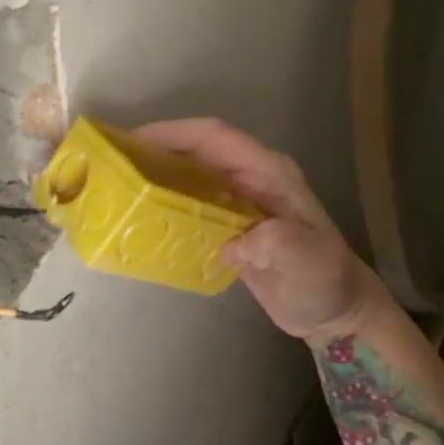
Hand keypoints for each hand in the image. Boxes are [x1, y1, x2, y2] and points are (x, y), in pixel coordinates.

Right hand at [135, 119, 378, 341]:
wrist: (333, 311)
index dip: (173, 133)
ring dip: (153, 177)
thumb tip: (234, 242)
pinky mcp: (227, 227)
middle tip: (110, 166)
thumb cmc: (324, 281)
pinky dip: (162, 206)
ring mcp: (237, 203)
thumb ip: (276, 243)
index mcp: (268, 174)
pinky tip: (138, 221)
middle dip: (153, 151)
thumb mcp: (307, 261)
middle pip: (195, 151)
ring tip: (115, 189)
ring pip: (188, 176)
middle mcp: (250, 180)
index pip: (215, 139)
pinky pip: (188, 205)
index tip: (130, 142)